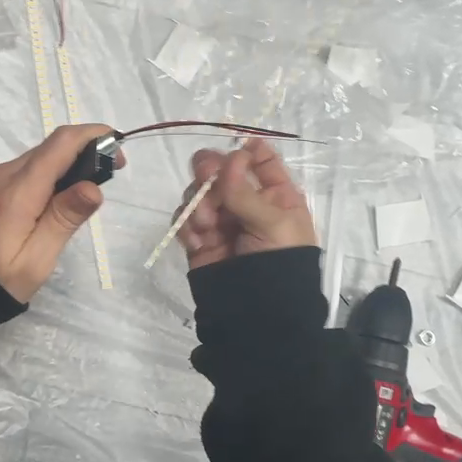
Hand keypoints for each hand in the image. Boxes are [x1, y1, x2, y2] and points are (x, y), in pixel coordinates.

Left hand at [0, 124, 120, 301]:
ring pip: (24, 165)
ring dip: (46, 177)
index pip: (60, 143)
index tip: (114, 147)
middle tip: (92, 190)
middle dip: (74, 161)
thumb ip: (63, 220)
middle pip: (44, 152)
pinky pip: (4, 175)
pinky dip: (22, 185)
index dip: (92, 136)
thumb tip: (93, 186)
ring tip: (54, 213)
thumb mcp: (36, 261)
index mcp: (16, 191)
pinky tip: (23, 215)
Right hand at [176, 139, 317, 269]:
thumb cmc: (278, 261)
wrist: (256, 309)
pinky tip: (197, 241)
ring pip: (198, 193)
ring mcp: (220, 220)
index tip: (232, 152)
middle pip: (221, 171)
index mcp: (276, 195)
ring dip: (198, 204)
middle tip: (203, 174)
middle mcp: (246, 203)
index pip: (260, 160)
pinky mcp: (198, 238)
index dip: (245, 151)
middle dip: (209, 172)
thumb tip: (230, 158)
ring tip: (207, 225)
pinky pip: (184, 220)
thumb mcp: (273, 224)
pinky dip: (186, 226)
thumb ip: (246, 191)